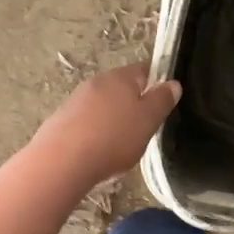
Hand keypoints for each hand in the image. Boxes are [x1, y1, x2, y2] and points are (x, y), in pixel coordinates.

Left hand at [29, 62, 181, 185]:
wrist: (60, 163)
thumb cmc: (112, 138)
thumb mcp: (148, 121)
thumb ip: (162, 101)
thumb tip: (173, 83)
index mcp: (121, 77)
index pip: (144, 69)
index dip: (156, 83)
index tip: (162, 103)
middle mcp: (98, 81)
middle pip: (122, 87)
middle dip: (132, 104)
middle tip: (142, 128)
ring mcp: (76, 100)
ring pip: (102, 105)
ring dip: (111, 119)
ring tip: (118, 146)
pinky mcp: (60, 121)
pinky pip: (85, 122)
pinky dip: (93, 132)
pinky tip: (95, 153)